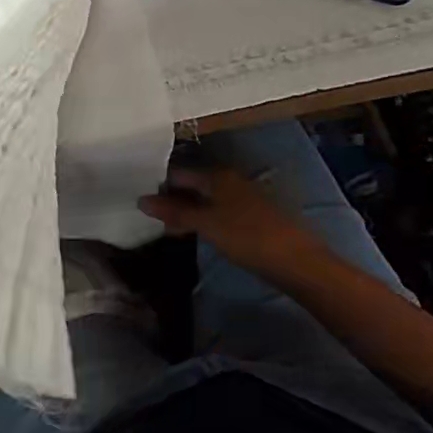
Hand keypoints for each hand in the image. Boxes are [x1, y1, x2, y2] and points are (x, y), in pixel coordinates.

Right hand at [138, 166, 326, 275]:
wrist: (295, 260)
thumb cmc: (247, 236)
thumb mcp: (206, 223)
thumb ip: (174, 211)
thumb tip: (141, 200)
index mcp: (217, 175)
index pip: (178, 172)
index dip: (158, 183)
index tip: (136, 196)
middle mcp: (228, 180)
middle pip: (191, 184)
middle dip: (170, 197)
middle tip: (146, 214)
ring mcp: (239, 197)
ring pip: (203, 198)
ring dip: (184, 210)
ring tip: (163, 226)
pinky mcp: (247, 215)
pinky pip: (214, 210)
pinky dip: (199, 218)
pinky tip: (189, 232)